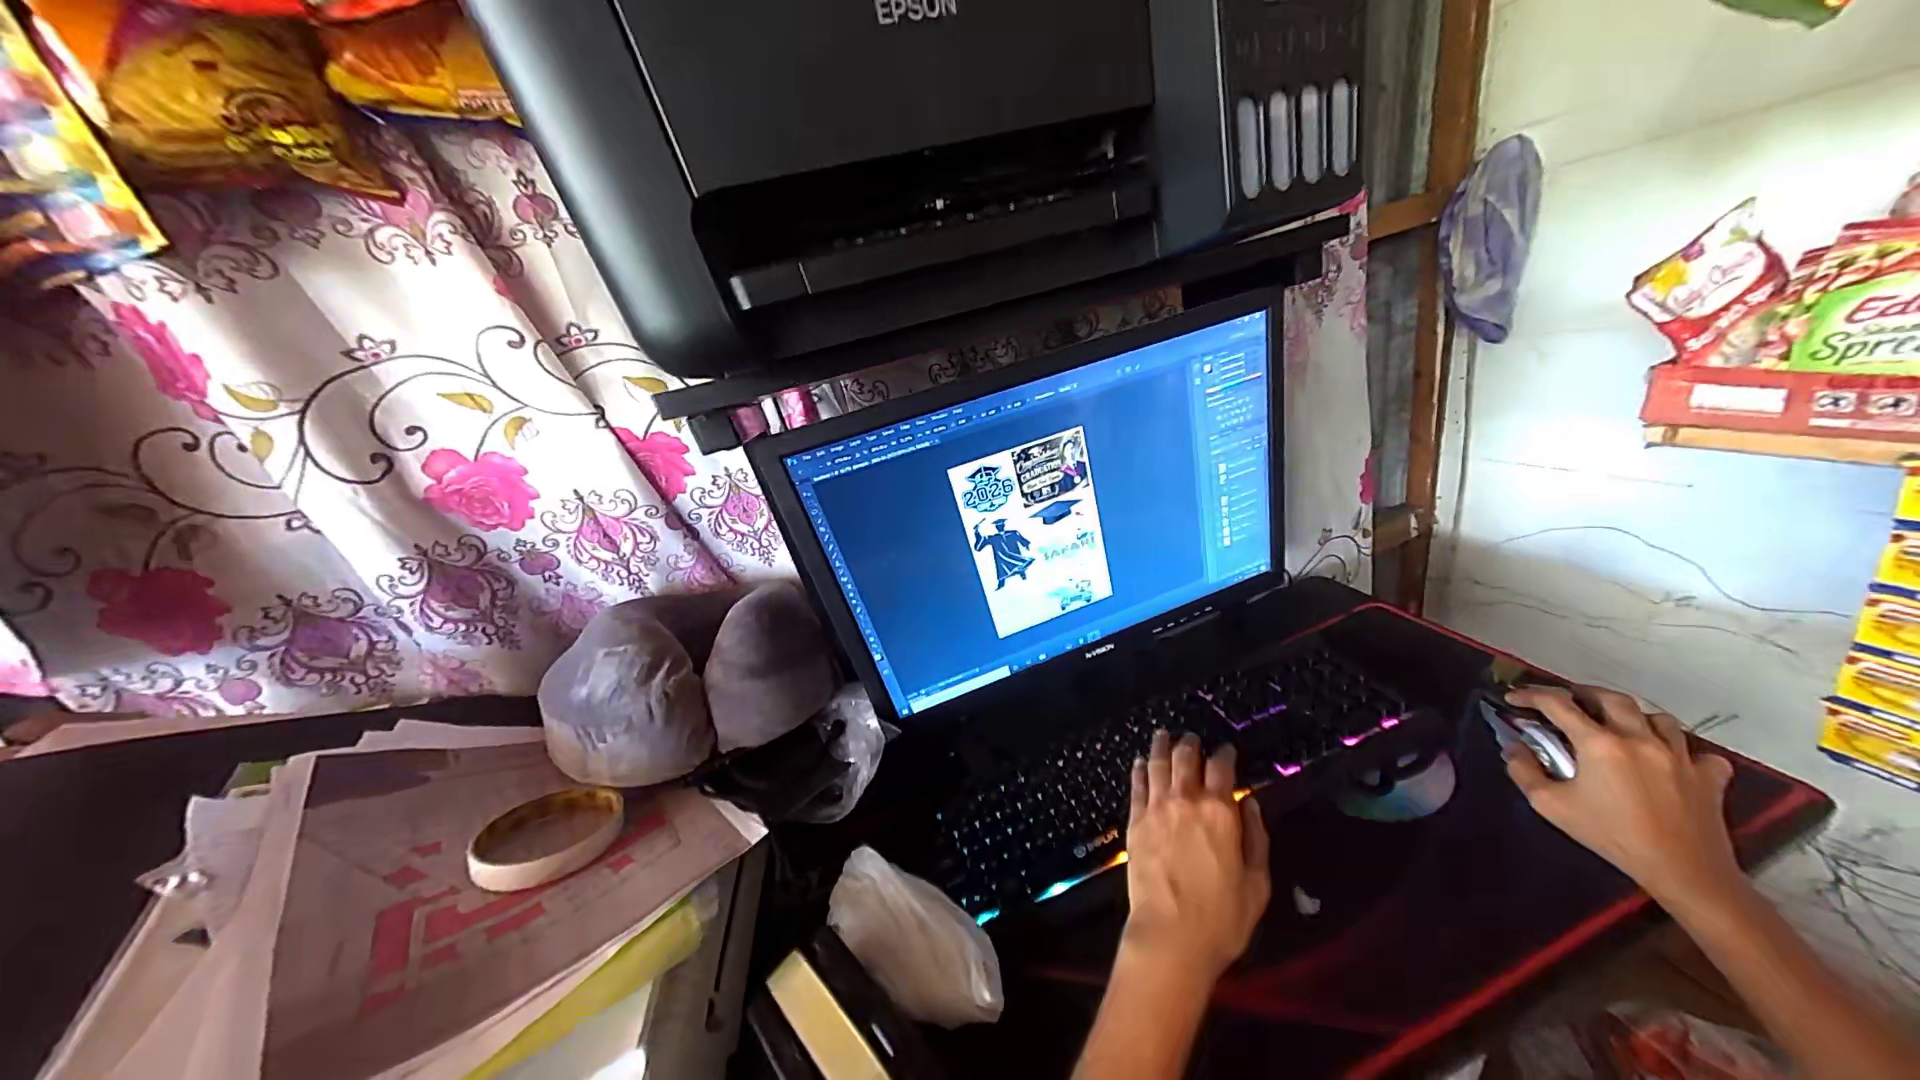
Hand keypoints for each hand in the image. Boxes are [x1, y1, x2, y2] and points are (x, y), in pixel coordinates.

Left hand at [1120, 731, 1270, 983]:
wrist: (1171, 935)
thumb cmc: (1223, 917)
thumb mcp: (1257, 882)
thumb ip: (1255, 838)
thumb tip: (1250, 803)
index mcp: (1221, 812)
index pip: (1222, 768)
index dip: (1225, 755)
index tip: (1226, 750)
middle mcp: (1186, 801)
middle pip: (1186, 758)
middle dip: (1190, 744)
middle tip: (1191, 737)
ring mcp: (1156, 809)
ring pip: (1157, 765)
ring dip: (1161, 746)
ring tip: (1162, 734)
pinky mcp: (1135, 822)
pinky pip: (1136, 786)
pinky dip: (1139, 770)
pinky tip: (1139, 762)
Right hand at [1505, 686, 1741, 906]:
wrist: (1683, 871)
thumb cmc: (1610, 835)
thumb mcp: (1550, 805)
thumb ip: (1523, 771)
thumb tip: (1514, 748)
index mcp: (1600, 743)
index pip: (1557, 704)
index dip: (1530, 696)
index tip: (1514, 699)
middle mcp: (1640, 739)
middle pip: (1612, 698)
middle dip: (1584, 694)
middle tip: (1567, 701)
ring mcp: (1681, 756)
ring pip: (1657, 718)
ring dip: (1633, 717)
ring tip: (1618, 726)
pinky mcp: (1709, 776)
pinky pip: (1699, 752)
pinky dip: (1682, 750)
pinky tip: (1670, 761)